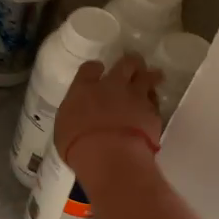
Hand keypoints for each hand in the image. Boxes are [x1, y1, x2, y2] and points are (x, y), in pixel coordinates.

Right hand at [53, 54, 162, 174]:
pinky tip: (152, 104)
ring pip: (146, 77)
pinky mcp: (152, 112)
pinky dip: (153, 100)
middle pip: (125, 64)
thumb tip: (79, 114)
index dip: (94, 68)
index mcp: (84, 89)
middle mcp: (111, 86)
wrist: (110, 155)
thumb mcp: (64, 128)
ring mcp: (135, 97)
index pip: (89, 68)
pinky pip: (154, 100)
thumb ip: (74, 115)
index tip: (97, 70)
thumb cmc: (77, 145)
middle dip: (129, 62)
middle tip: (132, 63)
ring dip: (149, 76)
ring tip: (153, 76)